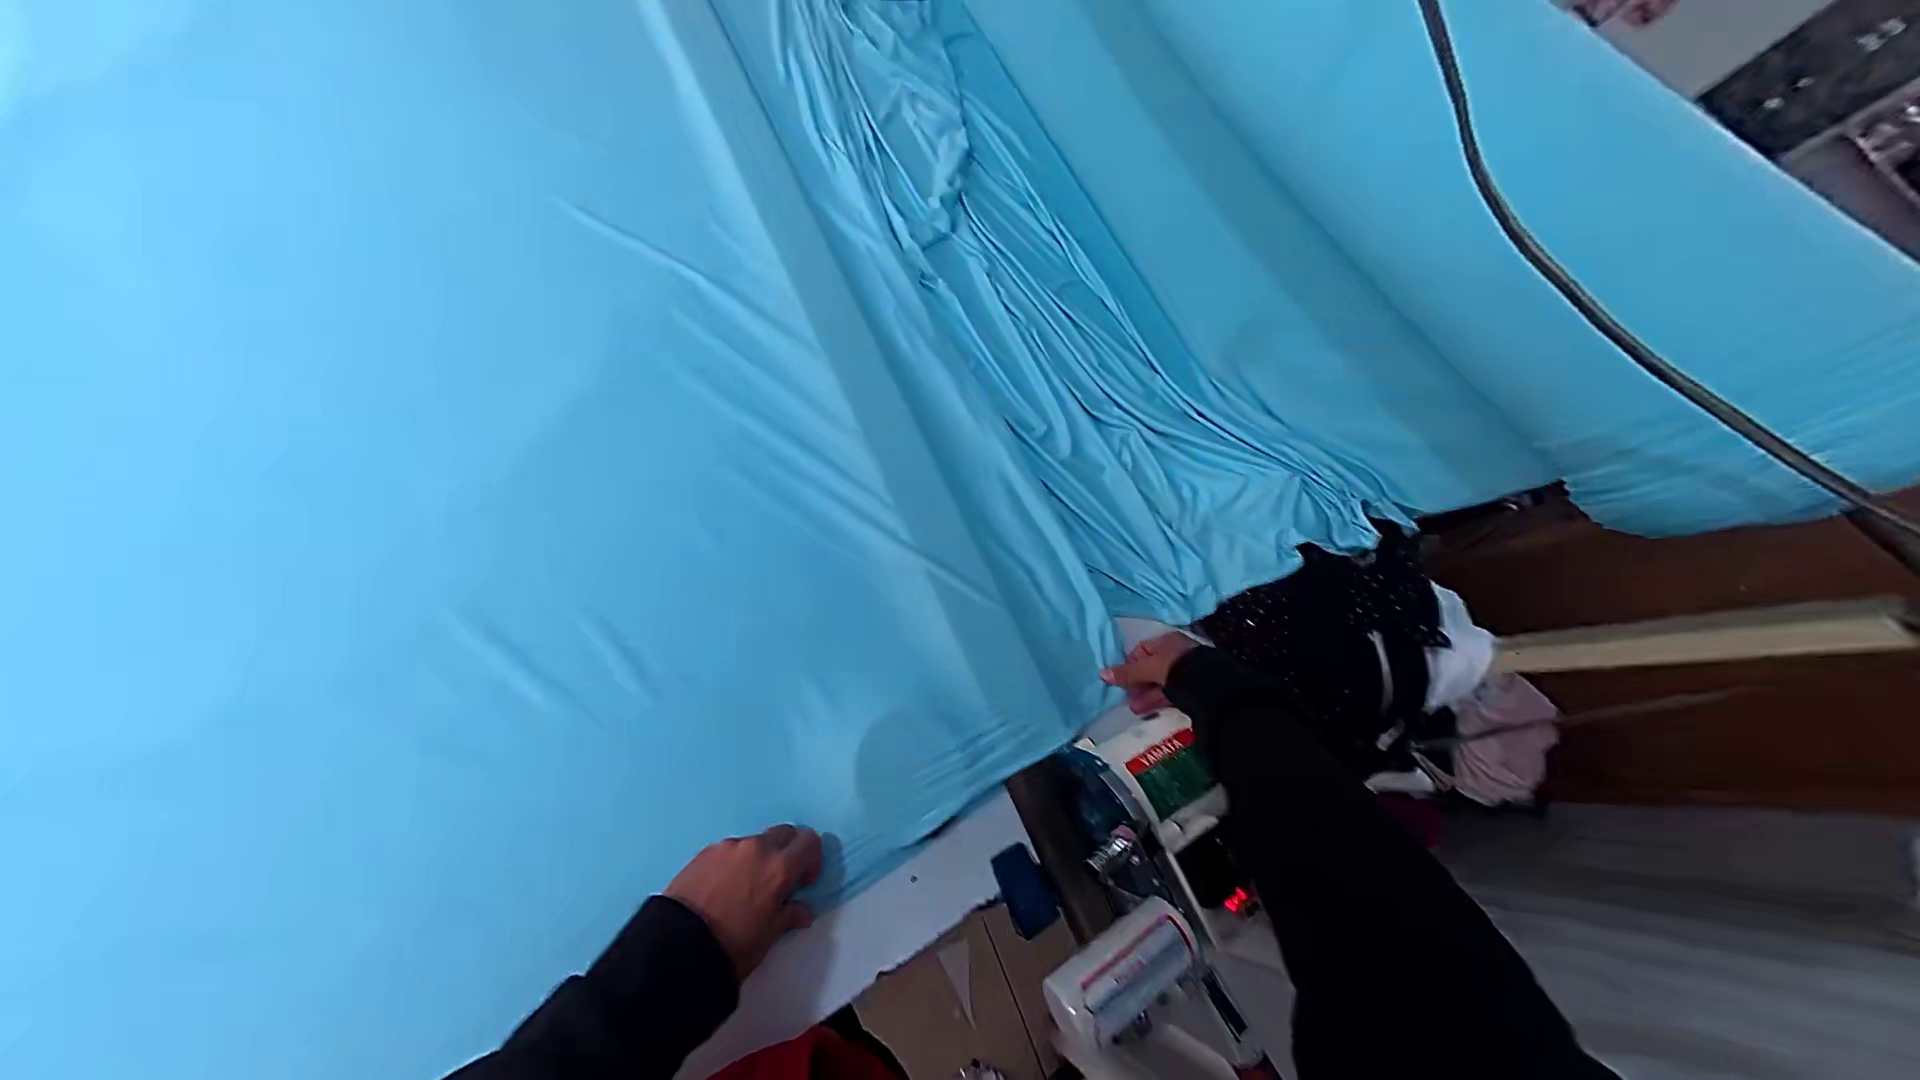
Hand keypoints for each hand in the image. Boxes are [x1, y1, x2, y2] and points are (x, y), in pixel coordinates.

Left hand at [665, 824, 823, 980]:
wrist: (675, 949)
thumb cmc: (731, 946)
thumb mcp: (768, 936)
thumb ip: (789, 915)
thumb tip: (803, 911)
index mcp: (779, 867)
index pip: (810, 841)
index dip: (812, 859)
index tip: (803, 881)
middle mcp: (757, 848)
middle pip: (785, 833)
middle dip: (788, 852)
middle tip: (779, 880)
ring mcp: (729, 847)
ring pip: (755, 842)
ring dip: (759, 858)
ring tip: (744, 887)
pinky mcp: (705, 851)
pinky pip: (730, 850)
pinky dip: (734, 862)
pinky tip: (721, 888)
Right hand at [1100, 632, 1198, 713]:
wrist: (1209, 685)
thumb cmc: (1175, 668)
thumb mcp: (1147, 669)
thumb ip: (1127, 673)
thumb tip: (1102, 673)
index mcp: (1165, 641)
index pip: (1141, 650)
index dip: (1130, 664)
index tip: (1122, 678)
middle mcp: (1175, 653)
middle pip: (1150, 667)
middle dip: (1136, 683)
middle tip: (1126, 696)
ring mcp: (1184, 670)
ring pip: (1159, 681)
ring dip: (1145, 694)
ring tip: (1134, 708)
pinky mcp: (1191, 687)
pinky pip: (1169, 691)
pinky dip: (1156, 699)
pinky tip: (1146, 709)